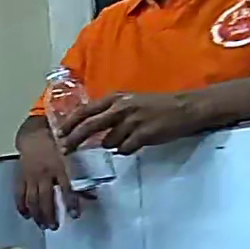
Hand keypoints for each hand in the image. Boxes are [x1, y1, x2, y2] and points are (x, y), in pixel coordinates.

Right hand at [15, 123, 88, 229]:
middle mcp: (44, 174)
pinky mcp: (21, 177)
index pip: (67, 189)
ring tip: (42, 225)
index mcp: (59, 168)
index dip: (71, 203)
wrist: (34, 135)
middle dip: (49, 214)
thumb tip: (92, 196)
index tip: (74, 216)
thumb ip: (82, 176)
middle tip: (54, 227)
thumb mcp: (73, 157)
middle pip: (45, 198)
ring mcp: (30, 176)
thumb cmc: (56, 144)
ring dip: (37, 214)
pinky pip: (19, 194)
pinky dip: (21, 206)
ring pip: (32, 199)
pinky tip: (26, 215)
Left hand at [61, 91, 209, 155]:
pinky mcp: (144, 134)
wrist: (190, 107)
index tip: (59, 134)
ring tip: (127, 137)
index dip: (69, 124)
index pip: (84, 111)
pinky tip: (137, 142)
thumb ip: (108, 111)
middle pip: (88, 127)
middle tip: (65, 150)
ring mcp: (133, 121)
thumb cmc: (157, 106)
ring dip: (111, 144)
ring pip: (107, 142)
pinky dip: (127, 149)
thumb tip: (84, 125)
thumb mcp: (130, 101)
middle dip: (73, 140)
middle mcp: (122, 108)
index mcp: (116, 98)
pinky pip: (124, 149)